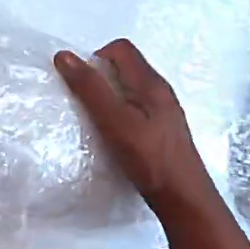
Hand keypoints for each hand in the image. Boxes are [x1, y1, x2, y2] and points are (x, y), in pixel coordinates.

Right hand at [53, 39, 231, 225]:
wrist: (184, 200)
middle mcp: (161, 92)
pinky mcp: (162, 131)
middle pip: (126, 67)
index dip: (96, 57)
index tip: (81, 82)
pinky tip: (113, 136)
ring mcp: (164, 112)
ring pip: (130, 89)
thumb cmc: (149, 159)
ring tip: (96, 120)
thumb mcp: (114, 121)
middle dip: (100, 77)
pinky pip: (136, 109)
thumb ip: (90, 89)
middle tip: (84, 103)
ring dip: (109, 96)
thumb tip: (64, 56)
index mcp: (151, 83)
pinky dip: (119, 113)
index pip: (121, 48)